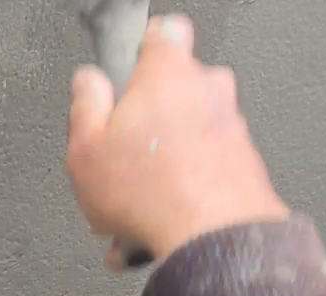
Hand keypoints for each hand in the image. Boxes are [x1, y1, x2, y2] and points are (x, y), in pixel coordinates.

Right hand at [67, 14, 288, 268]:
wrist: (208, 235)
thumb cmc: (148, 192)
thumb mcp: (85, 150)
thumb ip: (84, 106)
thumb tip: (86, 83)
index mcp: (167, 73)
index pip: (161, 31)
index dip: (137, 50)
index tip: (121, 76)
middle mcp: (207, 88)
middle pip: (168, 93)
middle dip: (140, 125)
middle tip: (114, 159)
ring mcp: (229, 124)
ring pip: (181, 138)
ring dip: (154, 169)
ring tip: (128, 209)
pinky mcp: (241, 160)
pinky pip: (196, 171)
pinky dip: (174, 194)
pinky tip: (149, 226)